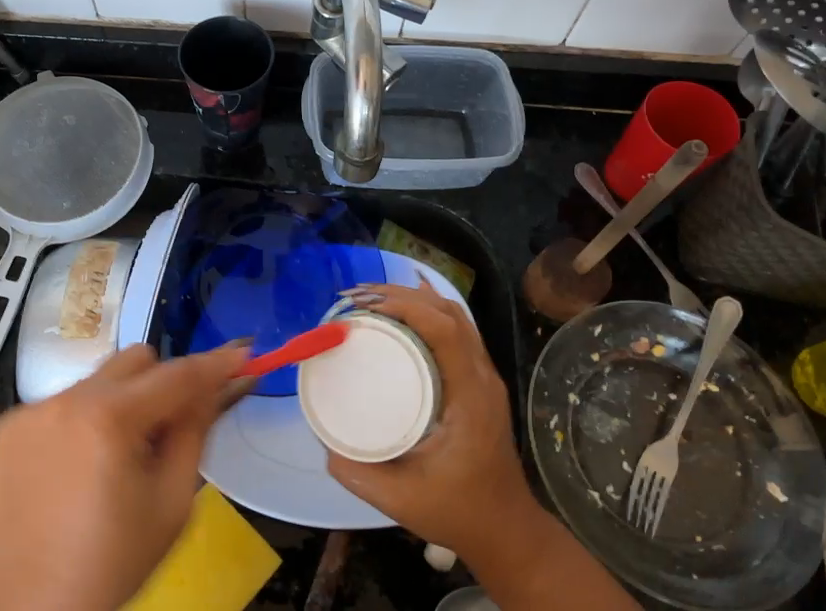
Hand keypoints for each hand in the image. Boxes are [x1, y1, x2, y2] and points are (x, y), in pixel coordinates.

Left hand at [0, 343, 250, 610]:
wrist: (24, 606)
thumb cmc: (108, 564)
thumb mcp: (170, 503)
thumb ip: (195, 432)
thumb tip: (217, 387)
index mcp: (110, 419)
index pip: (177, 375)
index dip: (214, 363)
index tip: (242, 354)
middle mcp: (67, 400)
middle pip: (135, 360)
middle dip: (161, 384)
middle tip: (168, 431)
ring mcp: (32, 411)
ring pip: (97, 380)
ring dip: (119, 403)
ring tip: (115, 461)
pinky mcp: (8, 427)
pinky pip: (60, 404)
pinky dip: (80, 423)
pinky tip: (76, 470)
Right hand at [329, 283, 638, 610]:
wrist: (504, 530)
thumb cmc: (456, 512)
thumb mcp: (399, 498)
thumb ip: (356, 472)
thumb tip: (321, 437)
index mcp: (470, 397)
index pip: (445, 331)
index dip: (406, 306)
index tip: (364, 305)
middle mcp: (483, 378)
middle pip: (449, 314)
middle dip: (402, 295)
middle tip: (357, 297)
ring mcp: (485, 377)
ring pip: (456, 317)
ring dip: (416, 299)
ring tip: (372, 298)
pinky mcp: (480, 382)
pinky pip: (459, 331)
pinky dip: (429, 312)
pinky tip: (405, 306)